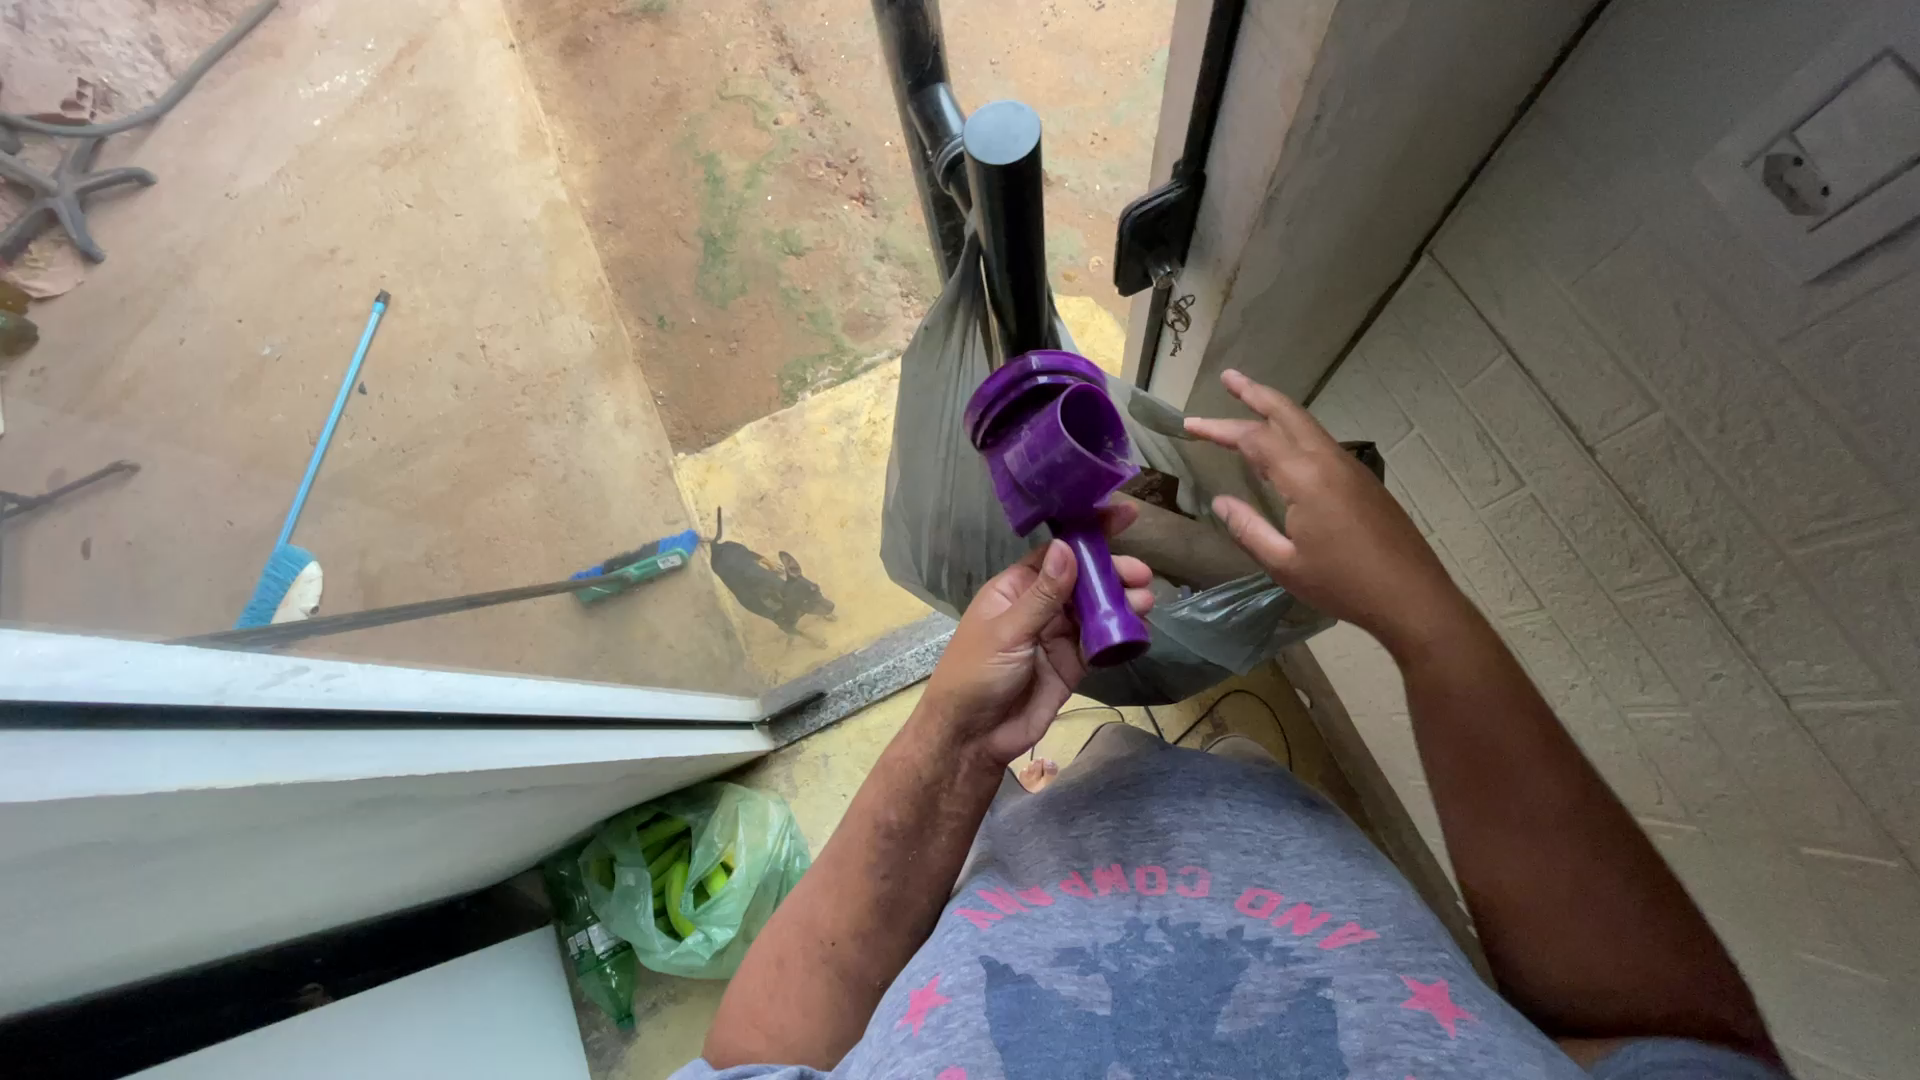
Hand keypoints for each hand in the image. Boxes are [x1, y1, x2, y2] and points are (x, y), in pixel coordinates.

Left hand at [920, 505, 1153, 767]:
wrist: (973, 737)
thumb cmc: (977, 675)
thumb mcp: (1008, 631)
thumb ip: (1043, 595)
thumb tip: (1068, 548)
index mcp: (1014, 588)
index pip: (1056, 553)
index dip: (1089, 534)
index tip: (1124, 516)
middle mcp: (1038, 607)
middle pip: (1083, 580)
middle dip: (1113, 573)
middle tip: (1141, 576)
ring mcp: (1056, 635)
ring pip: (1096, 610)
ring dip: (1122, 602)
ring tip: (1146, 601)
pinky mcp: (1072, 664)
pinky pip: (1101, 643)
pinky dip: (1121, 635)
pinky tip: (1140, 629)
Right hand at [1184, 369, 1469, 657]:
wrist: (1413, 597)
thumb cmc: (1343, 584)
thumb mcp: (1283, 564)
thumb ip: (1248, 529)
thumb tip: (1221, 501)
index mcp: (1305, 479)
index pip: (1254, 439)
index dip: (1219, 428)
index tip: (1190, 423)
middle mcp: (1329, 462)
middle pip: (1288, 414)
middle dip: (1255, 393)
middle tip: (1229, 377)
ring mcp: (1350, 469)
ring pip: (1307, 426)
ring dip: (1276, 410)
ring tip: (1250, 401)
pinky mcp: (1362, 482)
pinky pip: (1320, 445)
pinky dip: (1293, 433)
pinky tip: (1282, 449)